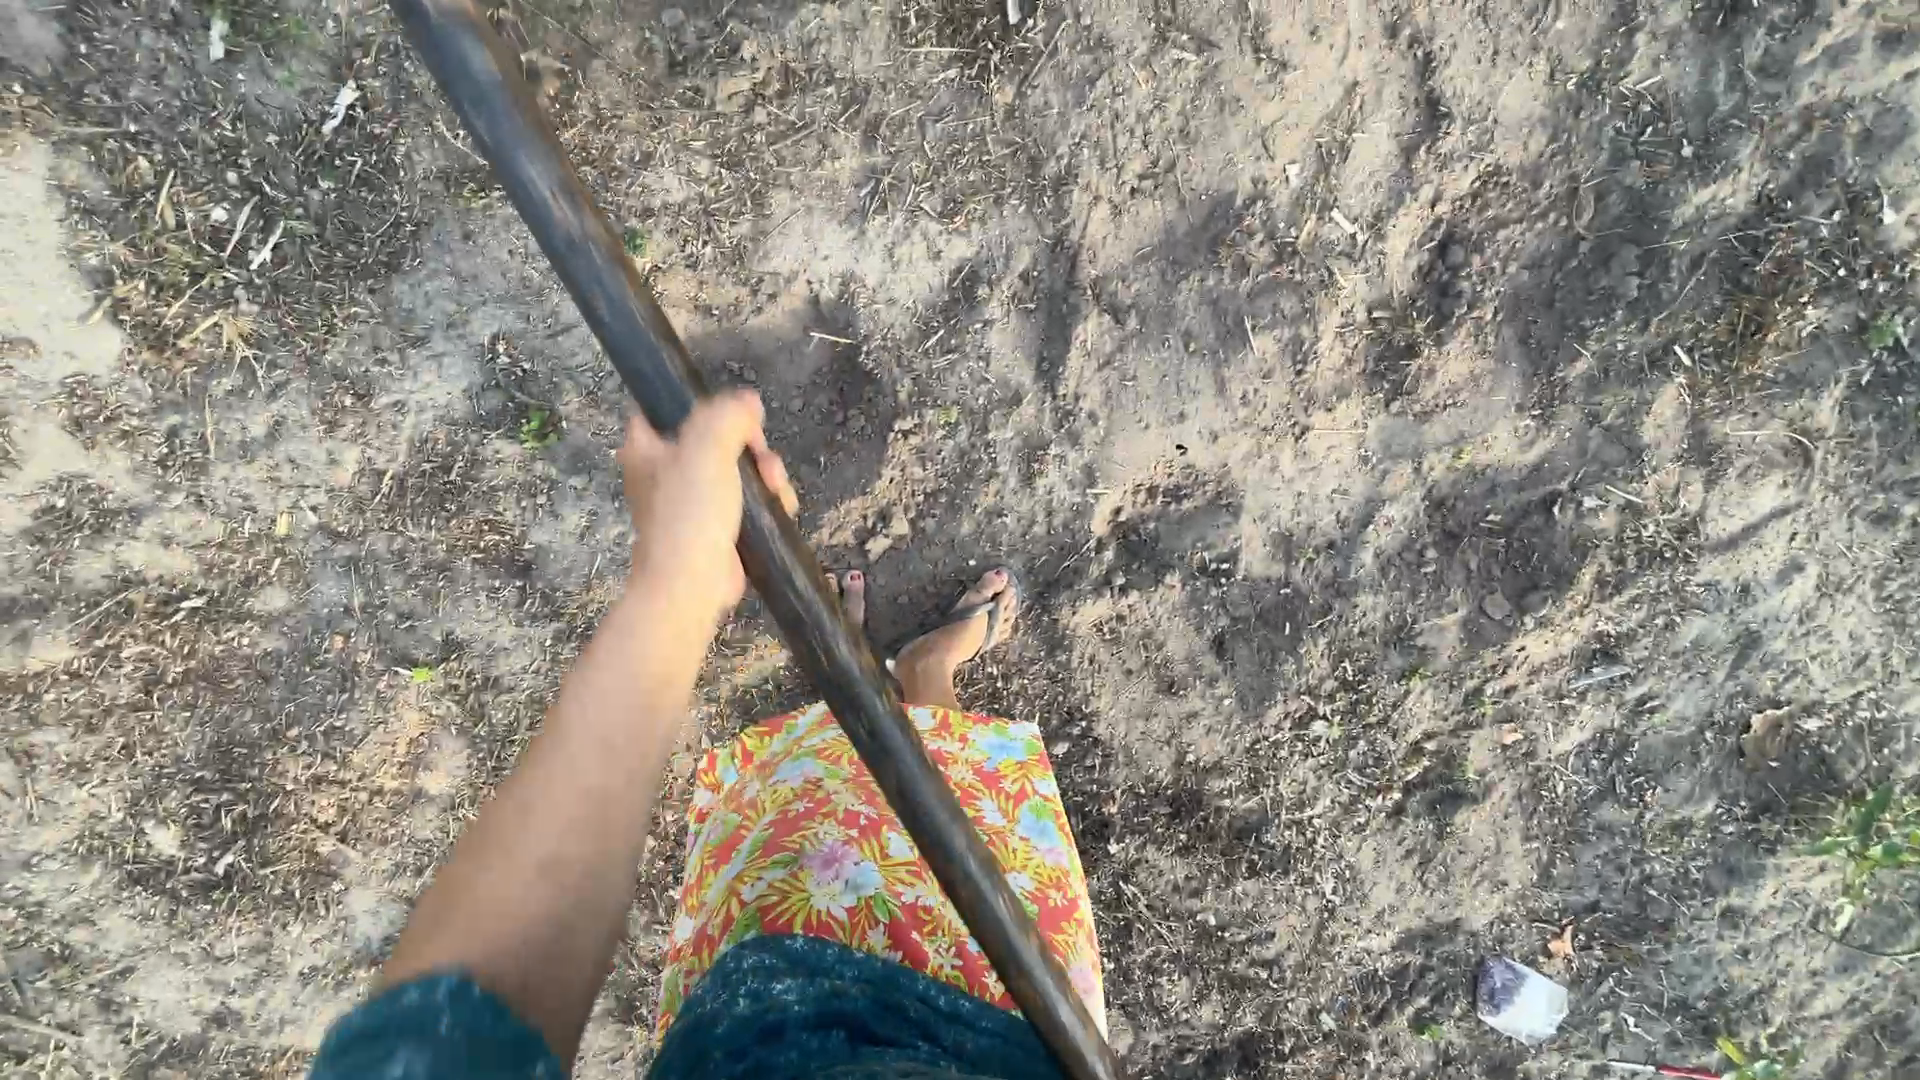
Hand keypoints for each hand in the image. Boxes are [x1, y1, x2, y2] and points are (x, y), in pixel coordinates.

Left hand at [617, 390, 797, 626]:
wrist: (692, 582)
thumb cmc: (689, 512)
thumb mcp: (706, 449)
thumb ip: (727, 416)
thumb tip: (749, 402)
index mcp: (645, 448)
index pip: (667, 409)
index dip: (701, 405)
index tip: (732, 415)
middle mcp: (666, 471)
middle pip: (716, 438)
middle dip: (750, 444)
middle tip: (762, 456)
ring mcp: (694, 500)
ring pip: (739, 468)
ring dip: (766, 473)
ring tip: (776, 487)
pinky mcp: (720, 525)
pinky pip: (750, 499)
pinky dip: (768, 499)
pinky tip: (780, 505)